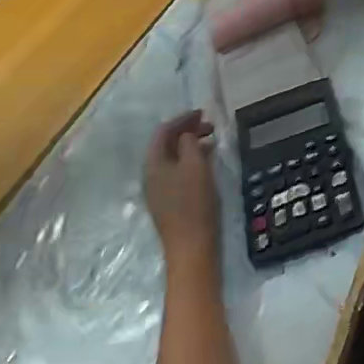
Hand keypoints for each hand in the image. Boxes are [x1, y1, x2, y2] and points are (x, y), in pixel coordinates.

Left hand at [146, 111, 219, 271]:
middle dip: (187, 132)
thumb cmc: (193, 204)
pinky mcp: (169, 204)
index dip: (183, 119)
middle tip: (210, 127)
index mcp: (153, 162)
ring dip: (190, 147)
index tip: (203, 113)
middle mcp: (151, 174)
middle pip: (166, 144)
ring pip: (173, 159)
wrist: (191, 250)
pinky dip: (191, 163)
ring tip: (211, 144)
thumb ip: (189, 143)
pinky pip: (178, 174)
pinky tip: (207, 167)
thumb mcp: (195, 166)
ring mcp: (158, 191)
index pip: (164, 131)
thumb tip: (186, 135)